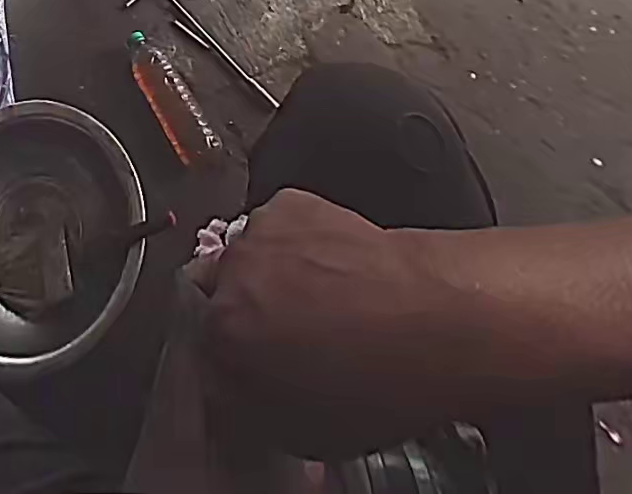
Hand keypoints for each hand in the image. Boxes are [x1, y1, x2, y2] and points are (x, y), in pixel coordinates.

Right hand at [196, 190, 481, 459]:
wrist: (431, 314)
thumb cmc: (378, 378)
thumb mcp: (301, 429)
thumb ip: (247, 405)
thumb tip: (237, 389)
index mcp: (222, 332)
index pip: (200, 344)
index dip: (227, 355)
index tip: (247, 359)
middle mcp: (230, 272)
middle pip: (218, 291)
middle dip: (242, 308)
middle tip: (283, 325)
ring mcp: (259, 231)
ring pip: (246, 254)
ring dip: (266, 270)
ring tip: (313, 291)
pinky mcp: (289, 202)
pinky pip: (276, 225)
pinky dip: (292, 240)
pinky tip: (328, 263)